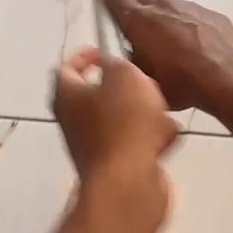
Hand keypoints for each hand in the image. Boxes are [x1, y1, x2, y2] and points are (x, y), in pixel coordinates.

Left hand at [53, 48, 179, 204]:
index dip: (84, 56)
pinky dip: (151, 138)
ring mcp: (94, 147)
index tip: (103, 49)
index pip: (66, 68)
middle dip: (125, 86)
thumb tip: (115, 68)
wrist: (129, 183)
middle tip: (143, 81)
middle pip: (98, 95)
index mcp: (67, 96)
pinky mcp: (116, 167)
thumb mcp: (125, 75)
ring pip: (122, 119)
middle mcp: (74, 122)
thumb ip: (119, 64)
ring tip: (162, 109)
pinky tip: (166, 136)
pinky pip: (136, 143)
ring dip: (144, 113)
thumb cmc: (123, 122)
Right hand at [99, 0, 232, 114]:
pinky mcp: (208, 14)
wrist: (232, 75)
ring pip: (164, 7)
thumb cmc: (182, 81)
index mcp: (140, 20)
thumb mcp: (145, 80)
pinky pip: (186, 15)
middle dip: (129, 2)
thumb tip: (126, 54)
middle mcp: (161, 6)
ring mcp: (187, 7)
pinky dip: (180, 24)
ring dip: (157, 16)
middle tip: (122, 10)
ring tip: (156, 34)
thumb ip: (131, 62)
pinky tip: (186, 43)